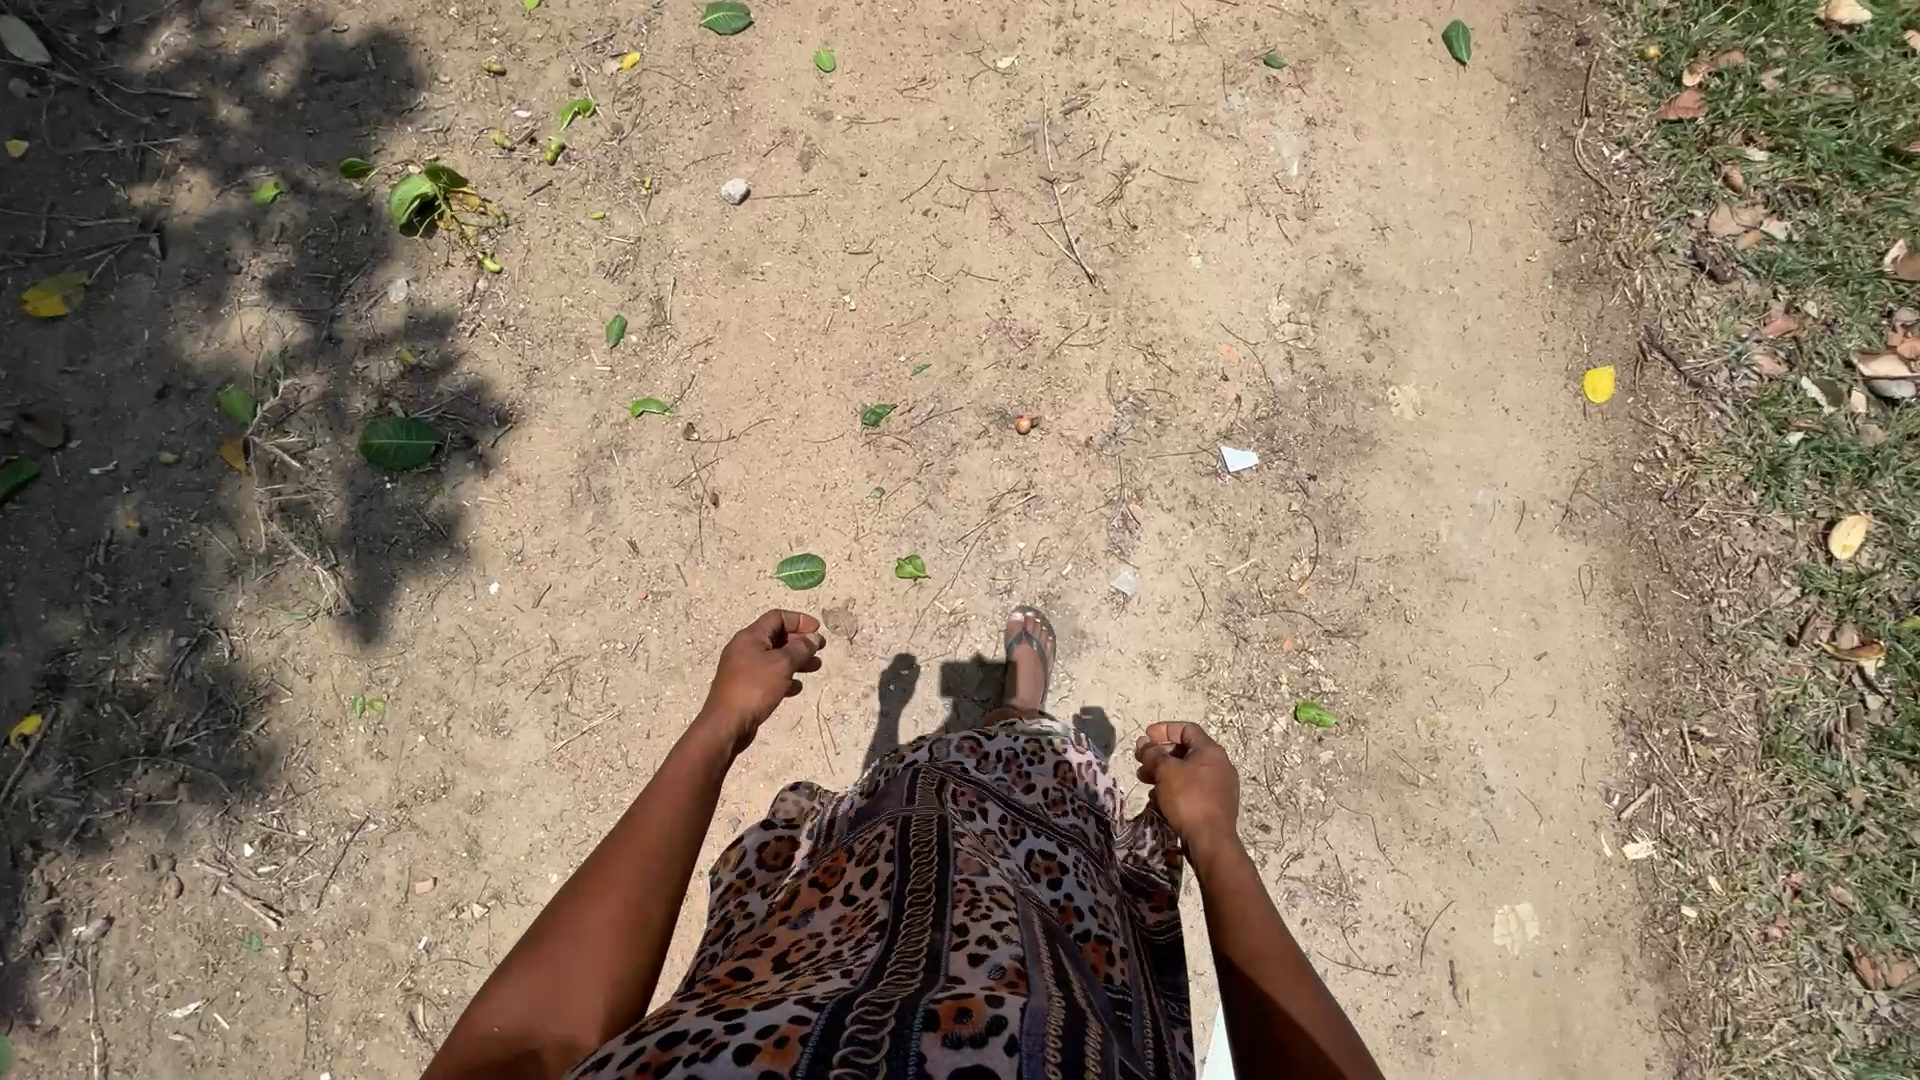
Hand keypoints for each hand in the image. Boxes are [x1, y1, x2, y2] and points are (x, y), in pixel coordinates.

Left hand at [696, 610, 825, 752]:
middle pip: (776, 637)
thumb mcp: (782, 664)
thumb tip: (813, 638)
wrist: (726, 723)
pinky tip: (795, 688)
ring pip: (774, 658)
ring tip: (815, 667)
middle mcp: (744, 648)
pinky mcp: (744, 687)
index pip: (777, 617)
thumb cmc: (755, 688)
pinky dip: (784, 677)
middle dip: (800, 641)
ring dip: (795, 660)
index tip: (817, 630)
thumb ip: (801, 649)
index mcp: (750, 637)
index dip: (799, 620)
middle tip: (819, 649)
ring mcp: (743, 668)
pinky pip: (768, 676)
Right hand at [1134, 722, 1240, 860]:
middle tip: (1141, 762)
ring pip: (1186, 772)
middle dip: (1160, 754)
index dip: (1164, 729)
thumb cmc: (1188, 799)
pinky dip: (1174, 789)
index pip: (1186, 729)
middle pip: (1185, 751)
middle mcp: (1219, 765)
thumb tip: (1144, 743)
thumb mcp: (1165, 771)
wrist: (1211, 842)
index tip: (1145, 737)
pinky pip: (1191, 789)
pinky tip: (1159, 800)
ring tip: (1146, 782)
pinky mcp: (1216, 805)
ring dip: (1164, 773)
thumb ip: (1152, 753)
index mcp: (1211, 751)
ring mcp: (1220, 786)